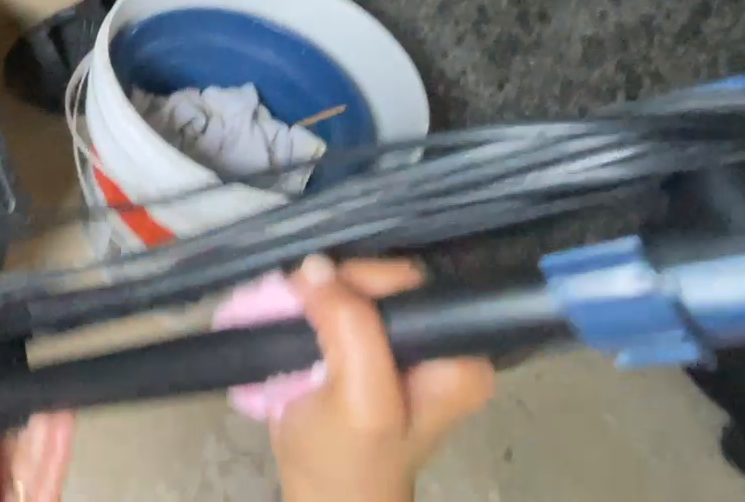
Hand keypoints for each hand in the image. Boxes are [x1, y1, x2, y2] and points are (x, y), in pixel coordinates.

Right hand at [273, 256, 495, 501]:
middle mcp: (438, 343)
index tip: (315, 296)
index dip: (360, 278)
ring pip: (354, 286)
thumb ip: (351, 331)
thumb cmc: (346, 459)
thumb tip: (316, 266)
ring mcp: (401, 344)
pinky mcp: (369, 346)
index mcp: (458, 358)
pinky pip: (340, 301)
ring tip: (286, 313)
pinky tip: (290, 316)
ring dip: (313, 293)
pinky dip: (309, 303)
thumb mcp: (359, 401)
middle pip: (380, 278)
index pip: (410, 282)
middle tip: (295, 308)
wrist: (322, 495)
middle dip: (331, 285)